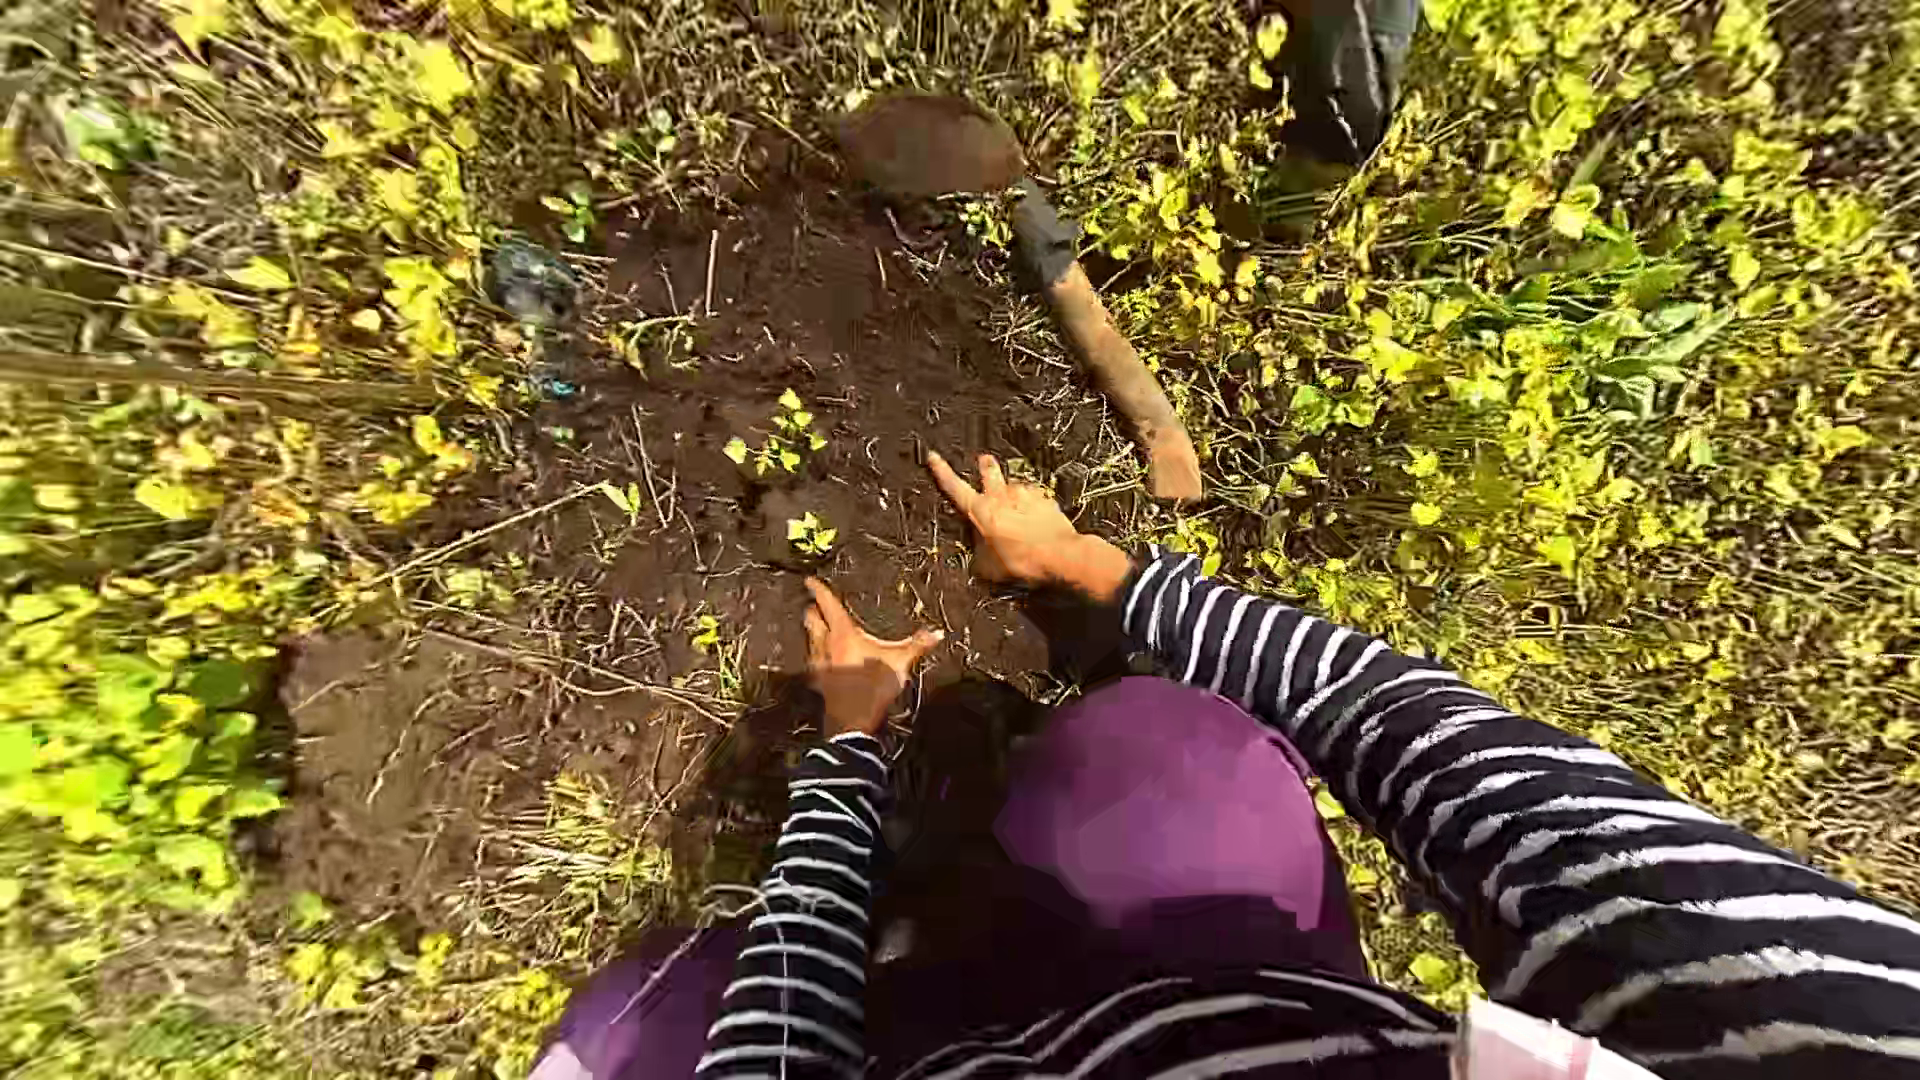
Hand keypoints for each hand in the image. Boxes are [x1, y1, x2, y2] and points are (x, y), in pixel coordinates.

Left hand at [804, 577, 943, 736]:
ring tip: (816, 627)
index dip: (819, 591)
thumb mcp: (899, 662)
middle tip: (813, 604)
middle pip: (813, 622)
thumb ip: (917, 645)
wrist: (853, 721)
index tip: (810, 581)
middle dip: (812, 611)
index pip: (828, 606)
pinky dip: (814, 655)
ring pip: (810, 640)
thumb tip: (937, 633)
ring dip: (812, 632)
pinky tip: (818, 660)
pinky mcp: (819, 682)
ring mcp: (820, 664)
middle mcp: (827, 645)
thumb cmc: (873, 686)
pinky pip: (813, 662)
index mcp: (844, 635)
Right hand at [925, 451, 1132, 601]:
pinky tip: (1035, 519)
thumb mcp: (990, 567)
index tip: (933, 458)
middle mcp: (1001, 495)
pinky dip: (1032, 505)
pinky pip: (1034, 497)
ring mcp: (1025, 493)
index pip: (954, 487)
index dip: (941, 472)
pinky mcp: (1045, 497)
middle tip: (984, 462)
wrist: (1061, 555)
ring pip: (1013, 487)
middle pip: (989, 471)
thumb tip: (978, 553)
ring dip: (1013, 494)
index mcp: (981, 511)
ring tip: (1017, 512)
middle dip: (985, 466)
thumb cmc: (1023, 561)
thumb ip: (978, 554)